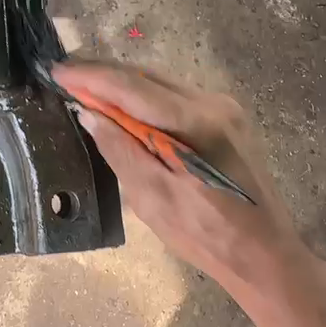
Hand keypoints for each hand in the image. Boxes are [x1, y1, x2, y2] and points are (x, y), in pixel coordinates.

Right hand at [55, 61, 310, 300]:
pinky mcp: (224, 118)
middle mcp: (212, 103)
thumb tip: (89, 113)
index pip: (132, 87)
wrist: (268, 256)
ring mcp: (222, 107)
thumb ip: (121, 150)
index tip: (57, 70)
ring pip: (159, 82)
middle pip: (146, 76)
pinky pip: (173, 95)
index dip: (91, 76)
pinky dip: (142, 96)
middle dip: (103, 73)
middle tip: (64, 74)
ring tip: (84, 88)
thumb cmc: (209, 237)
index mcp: (197, 123)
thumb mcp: (153, 200)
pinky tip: (122, 107)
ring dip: (122, 83)